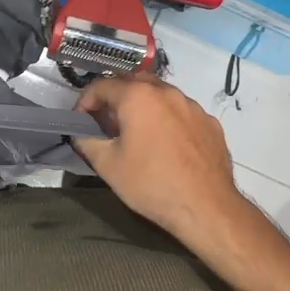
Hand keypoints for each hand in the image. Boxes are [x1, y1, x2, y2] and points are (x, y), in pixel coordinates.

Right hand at [74, 72, 259, 247]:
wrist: (207, 208)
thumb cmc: (151, 184)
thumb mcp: (107, 165)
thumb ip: (86, 142)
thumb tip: (80, 134)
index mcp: (137, 96)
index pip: (101, 85)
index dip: (84, 101)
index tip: (80, 121)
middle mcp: (166, 92)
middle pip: (132, 81)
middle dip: (114, 97)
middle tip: (106, 122)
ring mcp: (192, 106)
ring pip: (159, 94)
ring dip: (142, 104)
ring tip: (136, 131)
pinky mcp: (210, 122)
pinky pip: (181, 111)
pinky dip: (166, 118)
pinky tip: (165, 143)